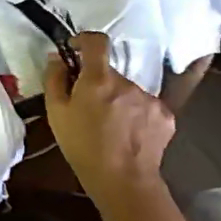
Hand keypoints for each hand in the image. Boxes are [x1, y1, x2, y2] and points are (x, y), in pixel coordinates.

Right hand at [44, 32, 175, 211]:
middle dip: (98, 82)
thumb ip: (54, 79)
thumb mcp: (56, 113)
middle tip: (88, 105)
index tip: (76, 50)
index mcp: (98, 79)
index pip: (97, 42)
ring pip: (128, 90)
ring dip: (117, 99)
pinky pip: (145, 105)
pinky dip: (136, 112)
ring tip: (109, 124)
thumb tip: (58, 58)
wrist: (123, 179)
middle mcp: (127, 83)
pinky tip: (128, 132)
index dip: (85, 40)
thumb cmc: (82, 146)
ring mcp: (149, 98)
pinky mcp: (166, 115)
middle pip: (110, 72)